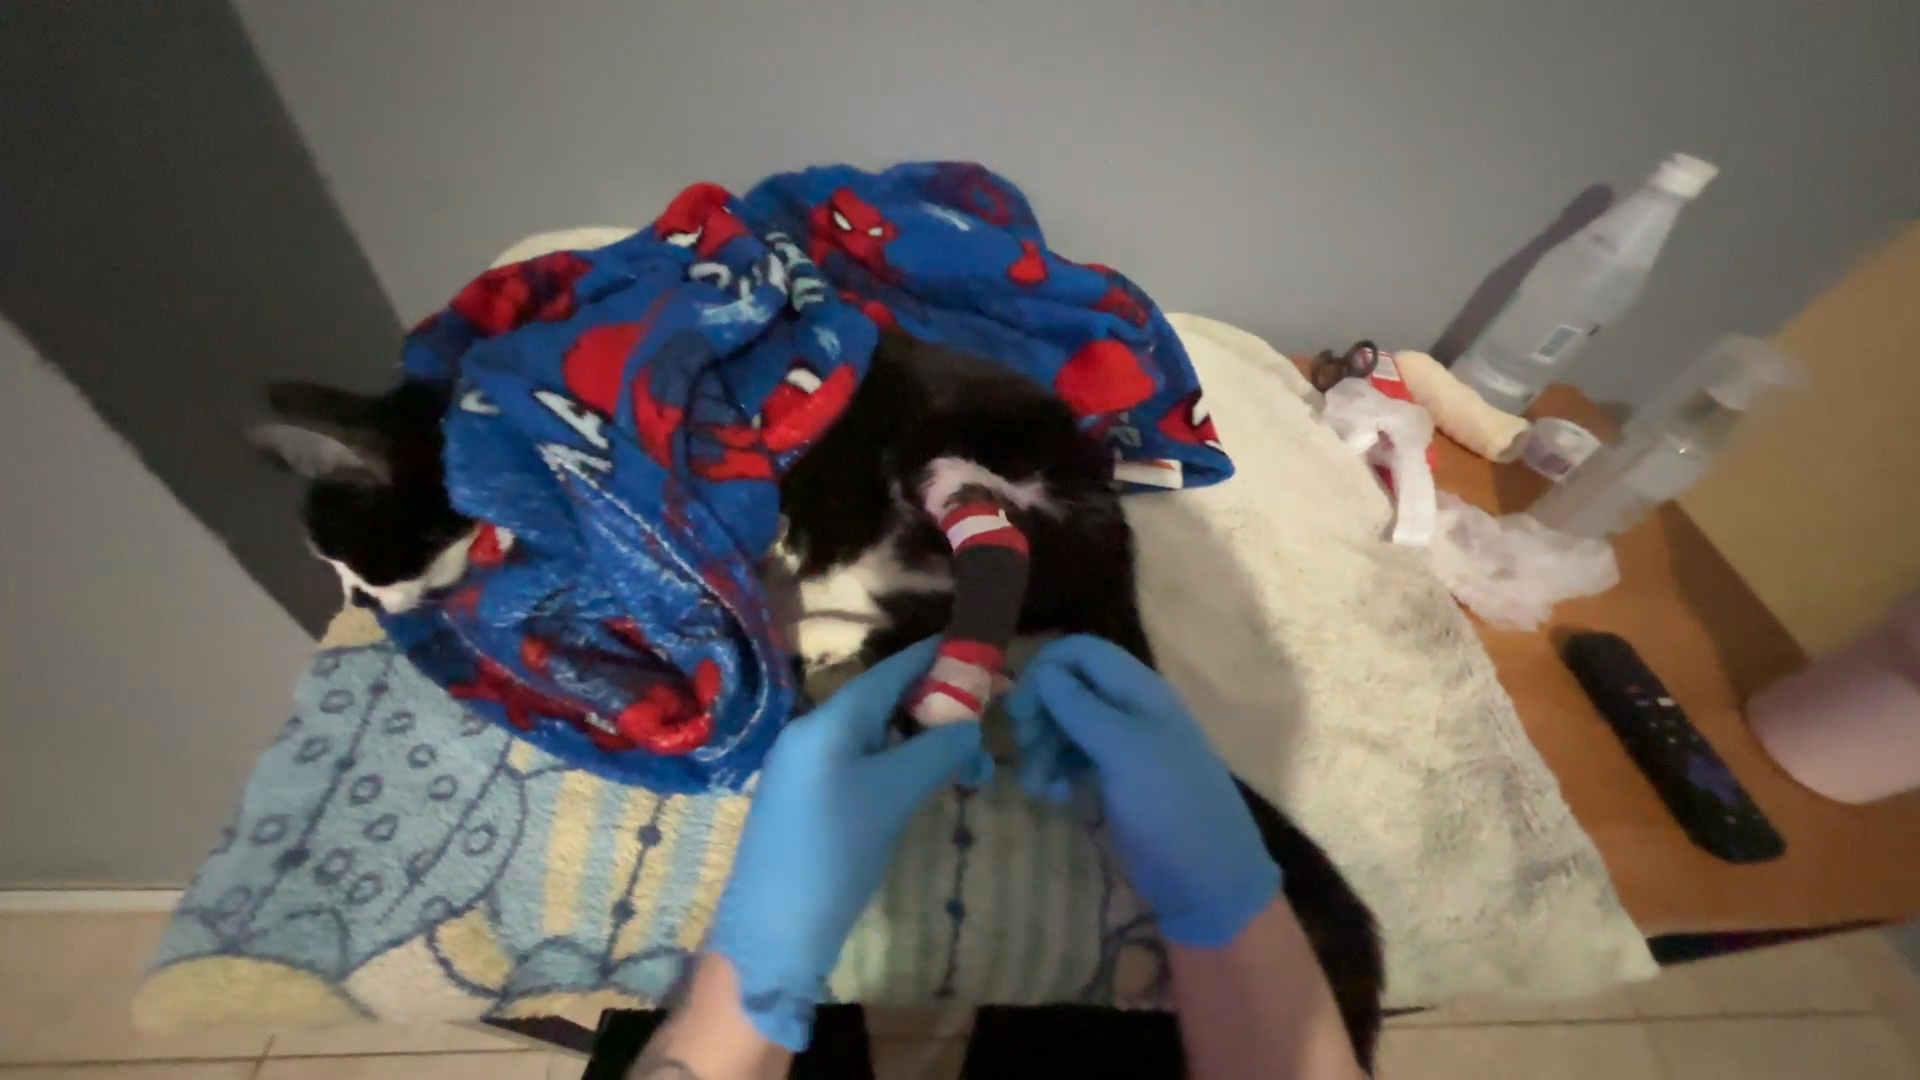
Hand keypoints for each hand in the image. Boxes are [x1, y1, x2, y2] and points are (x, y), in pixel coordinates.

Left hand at [706, 640, 991, 1048]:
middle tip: (976, 707)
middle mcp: (811, 732)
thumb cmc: (836, 852)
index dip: (931, 657)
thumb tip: (969, 726)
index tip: (971, 648)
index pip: (888, 672)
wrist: (773, 930)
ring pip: (870, 732)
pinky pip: (857, 759)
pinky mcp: (805, 796)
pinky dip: (892, 758)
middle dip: (929, 701)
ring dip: (914, 734)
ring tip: (958, 745)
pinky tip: (918, 773)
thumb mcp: (894, 795)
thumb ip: (936, 751)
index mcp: (827, 721)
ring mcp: (804, 765)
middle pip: (879, 699)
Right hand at [1005, 635, 1279, 947]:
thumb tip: (1043, 670)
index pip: (1081, 651)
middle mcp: (1128, 708)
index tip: (1020, 706)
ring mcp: (1122, 744)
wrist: (1208, 879)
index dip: (1045, 668)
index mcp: (1138, 689)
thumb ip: (1080, 706)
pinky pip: (1074, 757)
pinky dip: (1057, 770)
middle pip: (1069, 687)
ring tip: (1035, 784)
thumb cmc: (1168, 804)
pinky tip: (1052, 795)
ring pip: (1066, 724)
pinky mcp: (1115, 777)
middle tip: (1022, 745)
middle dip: (1040, 712)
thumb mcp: (1122, 750)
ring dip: (1043, 746)